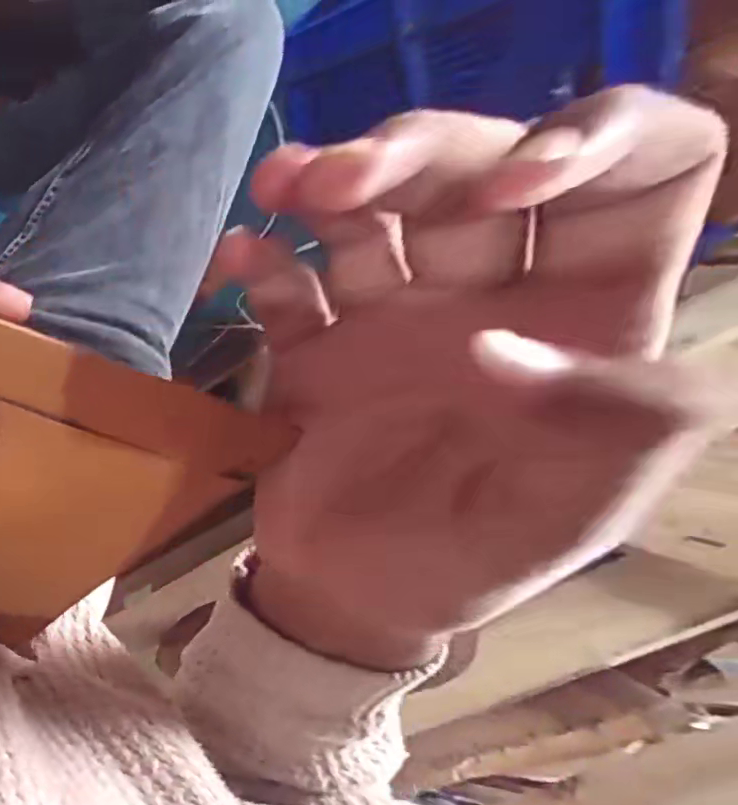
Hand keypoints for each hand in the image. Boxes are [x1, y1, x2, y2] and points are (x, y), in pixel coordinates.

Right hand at [207, 87, 733, 669]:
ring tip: (278, 183)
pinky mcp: (304, 358)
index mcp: (589, 312)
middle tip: (335, 179)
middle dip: (412, 158)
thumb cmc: (478, 557)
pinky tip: (235, 256)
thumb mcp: (580, 509)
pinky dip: (260, 268)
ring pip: (366, 223)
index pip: (634, 172)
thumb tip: (493, 346)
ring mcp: (384, 323)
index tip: (502, 189)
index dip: (584, 145)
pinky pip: (285, 296)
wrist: (356, 593)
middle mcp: (485, 295)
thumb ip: (600, 422)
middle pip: (468, 178)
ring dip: (324, 191)